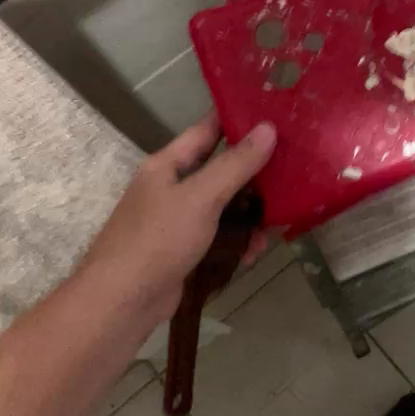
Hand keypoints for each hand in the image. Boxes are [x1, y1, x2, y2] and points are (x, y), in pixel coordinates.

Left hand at [76, 113, 276, 324]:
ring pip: (224, 207)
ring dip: (250, 216)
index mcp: (167, 165)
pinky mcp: (184, 250)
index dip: (237, 119)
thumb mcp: (201, 197)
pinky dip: (237, 242)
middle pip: (221, 171)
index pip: (207, 130)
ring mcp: (177, 221)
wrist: (122, 302)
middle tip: (292, 174)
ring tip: (274, 227)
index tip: (274, 113)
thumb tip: (268, 128)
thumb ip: (236, 164)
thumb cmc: (158, 240)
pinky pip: (219, 237)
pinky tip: (253, 253)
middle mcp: (171, 188)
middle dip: (254, 176)